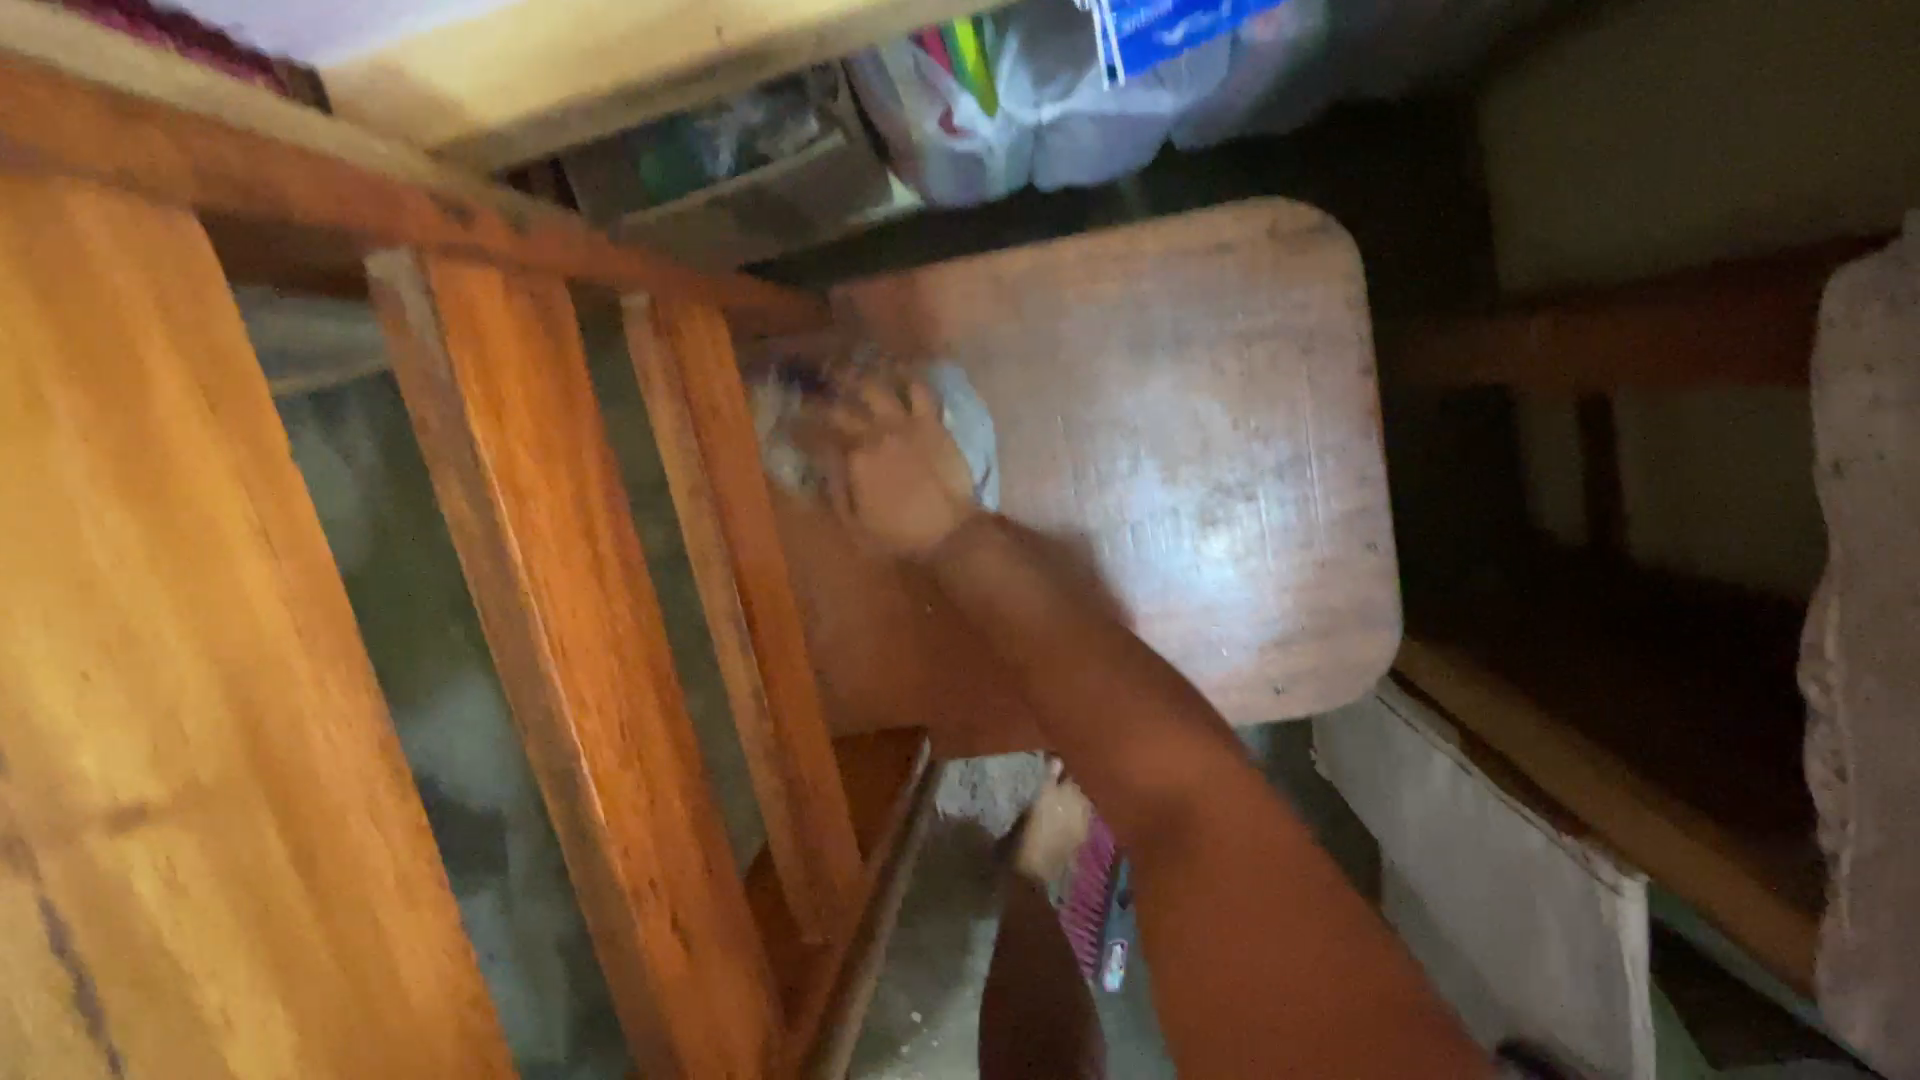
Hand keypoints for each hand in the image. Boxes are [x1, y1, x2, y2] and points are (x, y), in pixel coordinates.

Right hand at [812, 374, 978, 557]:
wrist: (950, 531)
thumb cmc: (900, 535)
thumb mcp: (855, 525)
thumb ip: (836, 491)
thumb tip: (824, 464)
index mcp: (853, 459)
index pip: (817, 438)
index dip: (800, 431)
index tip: (790, 425)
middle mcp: (874, 434)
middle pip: (840, 409)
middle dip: (819, 401)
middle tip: (810, 392)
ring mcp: (904, 424)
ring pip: (875, 389)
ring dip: (858, 380)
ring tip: (849, 373)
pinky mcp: (931, 423)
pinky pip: (919, 392)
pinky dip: (907, 382)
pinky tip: (899, 378)